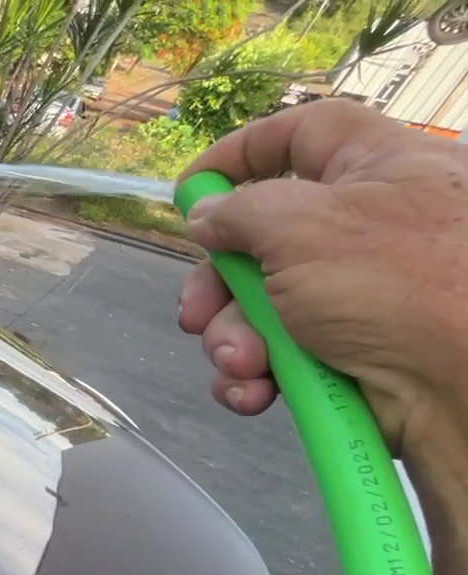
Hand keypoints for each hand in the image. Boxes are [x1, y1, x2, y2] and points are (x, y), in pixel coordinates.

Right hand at [176, 99, 467, 465]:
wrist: (466, 384)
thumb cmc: (401, 287)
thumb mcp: (307, 227)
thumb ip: (244, 211)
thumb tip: (208, 215)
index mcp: (375, 172)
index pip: (303, 133)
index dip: (239, 153)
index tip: (186, 190)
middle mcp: (361, 227)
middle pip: (253, 240)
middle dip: (215, 287)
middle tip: (197, 316)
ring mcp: (347, 291)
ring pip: (250, 307)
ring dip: (229, 341)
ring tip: (248, 364)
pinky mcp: (335, 346)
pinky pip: (265, 353)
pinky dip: (248, 375)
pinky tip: (256, 389)